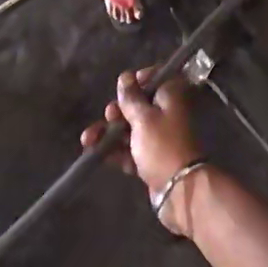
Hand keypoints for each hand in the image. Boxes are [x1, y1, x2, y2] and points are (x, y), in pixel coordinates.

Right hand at [79, 66, 203, 233]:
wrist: (179, 189)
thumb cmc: (162, 145)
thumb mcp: (144, 118)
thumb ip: (131, 98)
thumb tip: (125, 76)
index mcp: (171, 96)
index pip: (155, 78)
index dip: (137, 81)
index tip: (123, 88)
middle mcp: (166, 113)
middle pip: (138, 105)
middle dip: (119, 110)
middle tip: (110, 115)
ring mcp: (158, 138)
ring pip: (130, 129)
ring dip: (109, 132)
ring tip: (88, 139)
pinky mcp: (150, 159)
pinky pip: (129, 150)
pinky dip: (114, 151)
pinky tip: (94, 153)